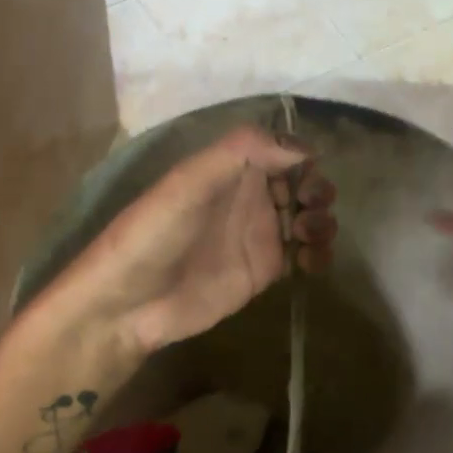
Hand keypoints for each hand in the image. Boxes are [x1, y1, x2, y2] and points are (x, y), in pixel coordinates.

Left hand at [60, 126, 336, 357]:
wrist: (129, 304)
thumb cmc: (153, 234)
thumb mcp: (189, 181)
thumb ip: (243, 152)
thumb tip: (303, 148)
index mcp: (229, 169)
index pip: (279, 149)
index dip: (300, 155)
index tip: (310, 168)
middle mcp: (247, 197)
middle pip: (301, 182)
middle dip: (317, 188)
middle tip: (309, 204)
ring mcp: (258, 235)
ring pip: (308, 218)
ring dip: (323, 220)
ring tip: (309, 234)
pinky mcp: (263, 271)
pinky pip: (304, 256)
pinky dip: (319, 254)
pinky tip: (311, 260)